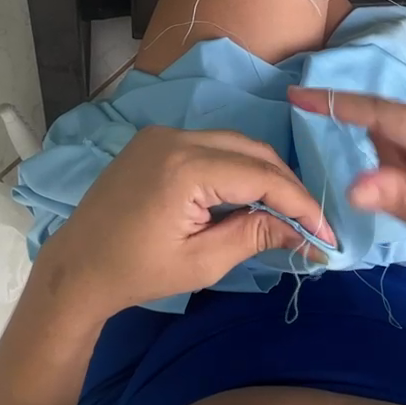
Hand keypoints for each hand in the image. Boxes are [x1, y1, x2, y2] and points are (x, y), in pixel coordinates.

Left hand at [29, 126, 335, 320]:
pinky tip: (246, 195)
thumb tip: (302, 231)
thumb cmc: (137, 270)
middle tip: (310, 222)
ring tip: (284, 211)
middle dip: (284, 183)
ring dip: (260, 172)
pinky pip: (207, 145)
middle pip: (249, 149)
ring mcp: (161, 134)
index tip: (327, 233)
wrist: (78, 264)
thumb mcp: (202, 262)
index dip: (299, 202)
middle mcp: (175, 137)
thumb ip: (253, 236)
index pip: (260, 174)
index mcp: (186, 167)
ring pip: (230, 143)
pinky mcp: (154, 140)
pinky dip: (232, 166)